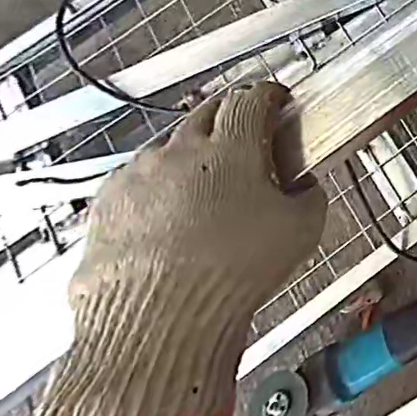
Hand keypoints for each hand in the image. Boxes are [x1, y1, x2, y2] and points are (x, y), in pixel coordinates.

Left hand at [22, 80, 327, 415]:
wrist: (159, 321)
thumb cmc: (230, 274)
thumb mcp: (301, 230)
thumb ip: (309, 194)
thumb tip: (305, 186)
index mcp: (229, 150)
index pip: (252, 98)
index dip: (270, 94)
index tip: (277, 98)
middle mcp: (178, 152)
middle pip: (208, 109)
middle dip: (232, 113)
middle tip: (250, 131)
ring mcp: (137, 176)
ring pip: (171, 146)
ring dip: (194, 153)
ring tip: (213, 190)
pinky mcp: (107, 204)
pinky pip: (139, 180)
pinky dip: (161, 187)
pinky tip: (177, 219)